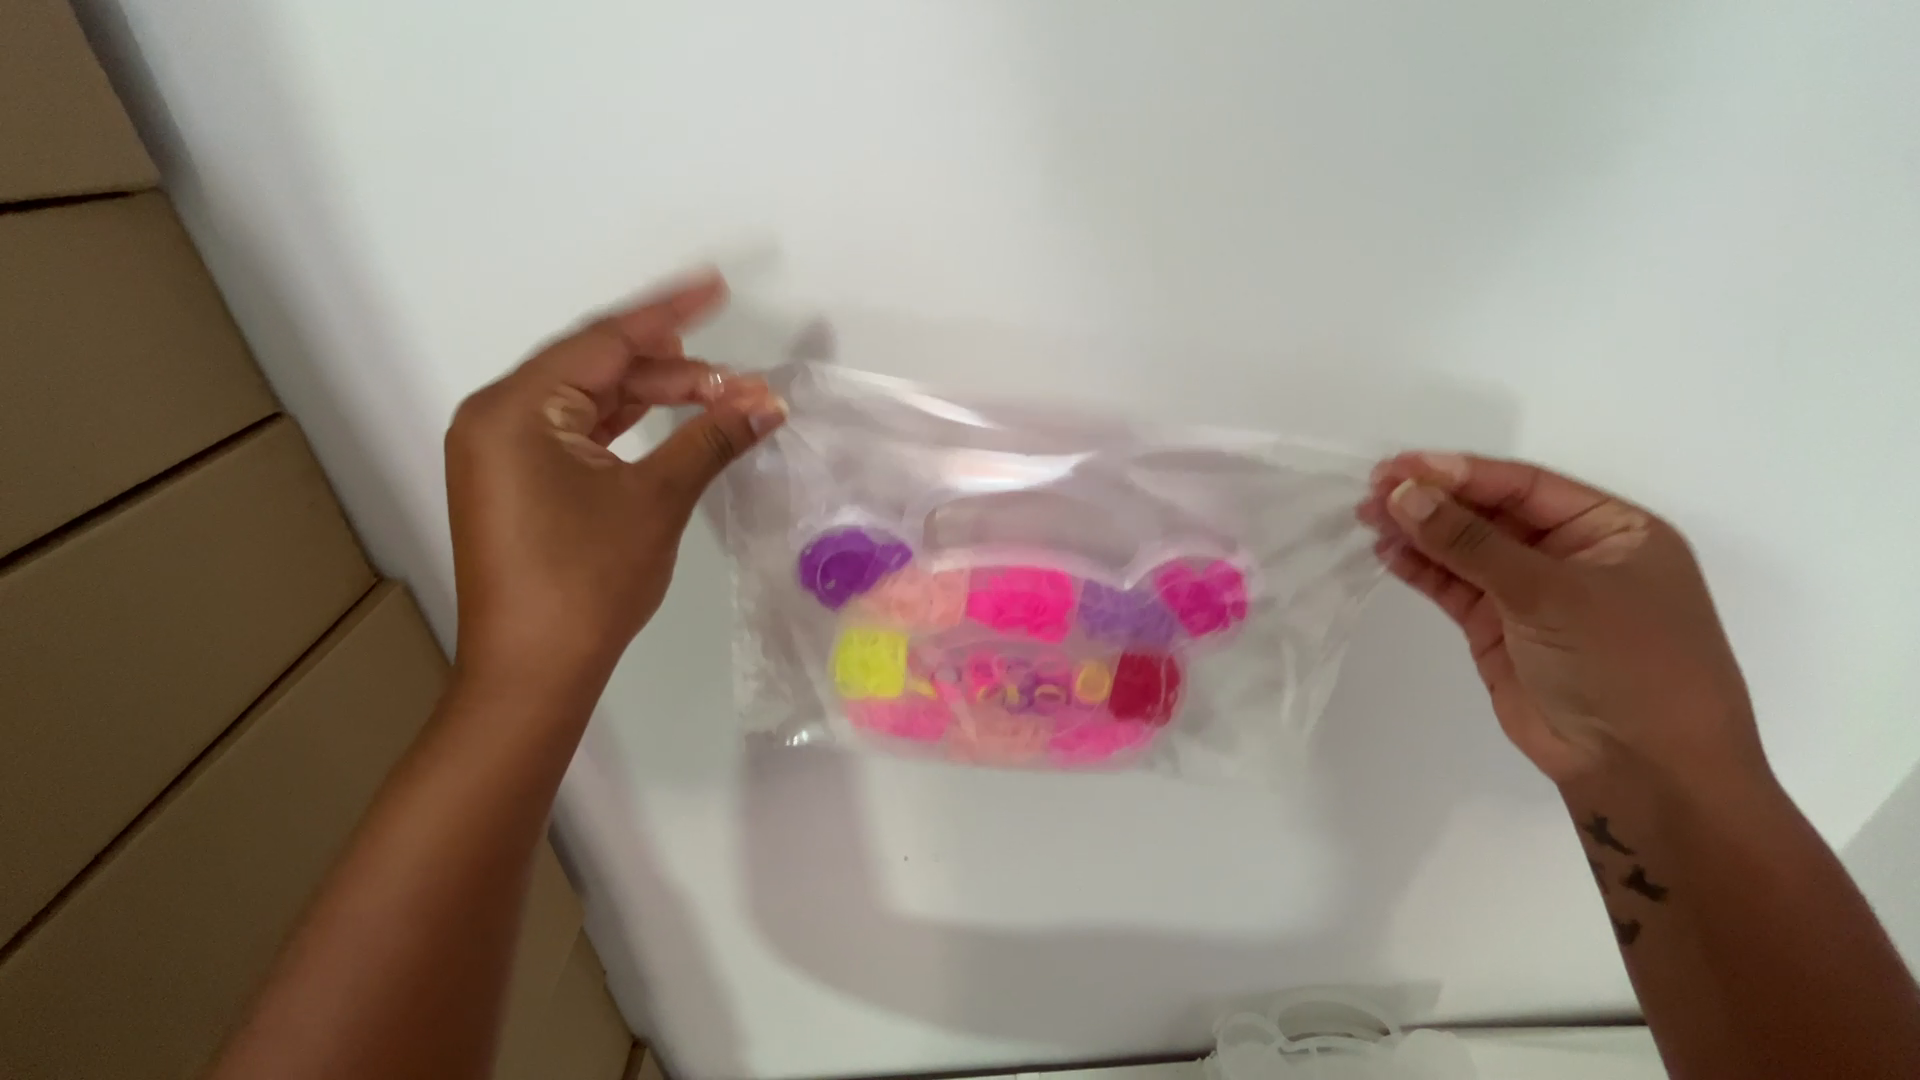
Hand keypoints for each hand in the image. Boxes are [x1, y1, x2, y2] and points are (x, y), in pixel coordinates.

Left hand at [444, 271, 784, 692]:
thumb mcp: (656, 499)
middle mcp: (499, 417)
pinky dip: (628, 427)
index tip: (717, 289)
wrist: (534, 671)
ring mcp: (504, 453)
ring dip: (653, 398)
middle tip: (739, 379)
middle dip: (672, 370)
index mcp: (517, 408)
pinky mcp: (518, 483)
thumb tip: (769, 403)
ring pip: (590, 402)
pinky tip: (671, 423)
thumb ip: (712, 438)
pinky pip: (578, 433)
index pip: (605, 341)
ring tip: (717, 395)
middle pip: (597, 369)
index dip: (669, 315)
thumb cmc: (588, 581)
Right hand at [1360, 452, 1763, 786]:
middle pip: (1489, 513)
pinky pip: (1453, 586)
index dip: (1460, 473)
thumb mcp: (1551, 592)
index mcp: (1610, 530)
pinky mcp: (1498, 627)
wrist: (1640, 769)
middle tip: (1372, 491)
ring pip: (1464, 549)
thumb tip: (1403, 494)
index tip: (1399, 469)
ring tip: (1368, 518)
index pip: (1523, 486)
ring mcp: (1531, 593)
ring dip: (1419, 532)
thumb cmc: (1623, 664)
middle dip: (1432, 500)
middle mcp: (1570, 554)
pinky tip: (1388, 553)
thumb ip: (1470, 542)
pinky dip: (1421, 569)